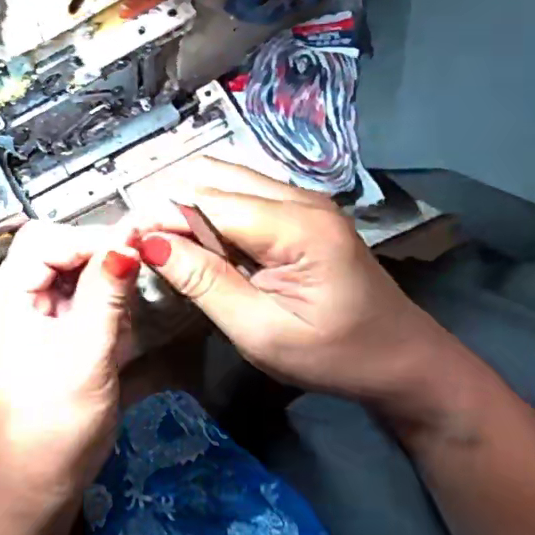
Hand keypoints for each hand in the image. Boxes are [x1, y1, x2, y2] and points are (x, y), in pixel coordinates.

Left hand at [0, 222, 141, 527]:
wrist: (36, 487)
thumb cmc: (59, 425)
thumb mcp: (89, 352)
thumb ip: (107, 293)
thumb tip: (129, 240)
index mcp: (4, 300)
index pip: (44, 240)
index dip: (90, 239)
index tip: (134, 252)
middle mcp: (4, 303)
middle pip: (52, 253)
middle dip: (97, 262)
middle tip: (134, 281)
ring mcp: (19, 322)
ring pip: (63, 276)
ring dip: (99, 286)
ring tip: (123, 315)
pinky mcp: (35, 339)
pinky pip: (66, 303)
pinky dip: (94, 308)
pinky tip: (114, 331)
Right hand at [126, 158, 466, 434]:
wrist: (402, 359)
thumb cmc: (334, 356)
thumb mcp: (260, 333)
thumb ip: (204, 282)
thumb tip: (150, 242)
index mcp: (297, 227)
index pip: (207, 199)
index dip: (164, 218)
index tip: (132, 247)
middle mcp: (300, 197)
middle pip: (212, 175)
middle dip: (172, 206)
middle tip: (150, 249)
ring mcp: (303, 198)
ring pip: (224, 178)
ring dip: (190, 207)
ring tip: (173, 249)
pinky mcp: (301, 209)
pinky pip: (241, 193)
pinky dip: (212, 212)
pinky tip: (205, 246)